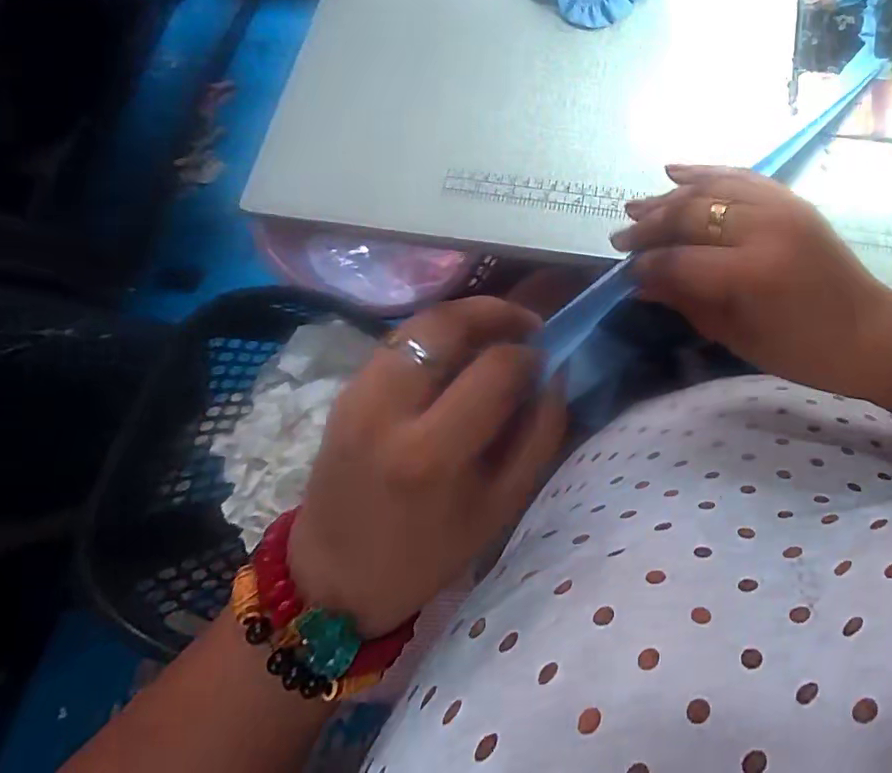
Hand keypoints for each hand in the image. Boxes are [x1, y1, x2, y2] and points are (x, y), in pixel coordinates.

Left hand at [287, 298, 566, 635]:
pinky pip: (400, 342)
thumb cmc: (431, 551)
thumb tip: (556, 372)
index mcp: (431, 452)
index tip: (546, 363)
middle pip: (447, 323)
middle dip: (497, 312)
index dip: (532, 355)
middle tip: (527, 326)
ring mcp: (357, 396)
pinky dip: (439, 335)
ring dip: (467, 317)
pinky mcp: (344, 392)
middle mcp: (386, 411)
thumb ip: (541, 432)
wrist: (335, 579)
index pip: (496, 367)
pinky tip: (460, 354)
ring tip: (497, 334)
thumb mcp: (505, 502)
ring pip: (420, 323)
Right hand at [610, 164, 891, 392]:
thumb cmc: (805, 351)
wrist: (870, 332)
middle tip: (621, 239)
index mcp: (753, 272)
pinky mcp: (793, 200)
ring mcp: (783, 206)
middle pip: (690, 214)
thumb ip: (687, 302)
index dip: (647, 266)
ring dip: (670, 196)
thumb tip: (640, 280)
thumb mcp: (739, 336)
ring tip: (636, 206)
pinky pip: (742, 176)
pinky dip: (708, 172)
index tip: (624, 273)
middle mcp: (766, 227)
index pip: (681, 260)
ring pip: (711, 187)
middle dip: (650, 227)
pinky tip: (677, 172)